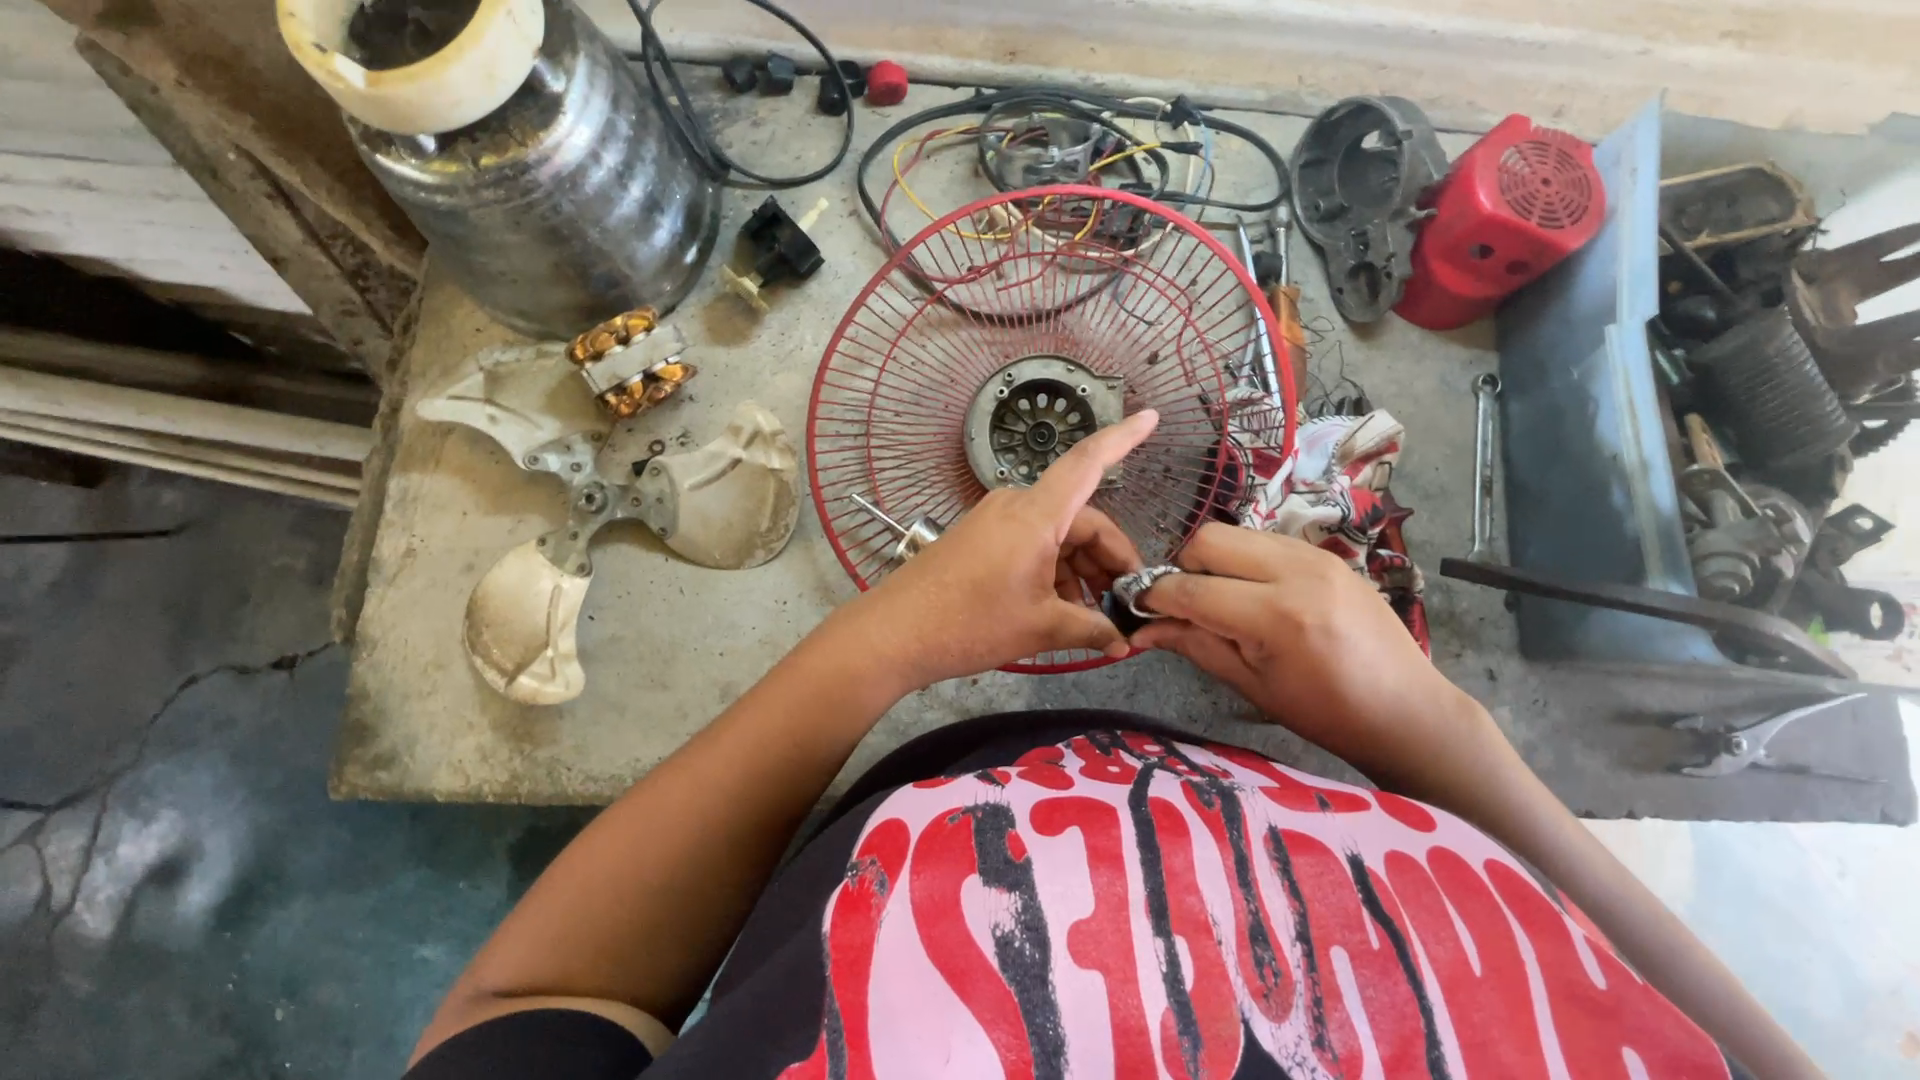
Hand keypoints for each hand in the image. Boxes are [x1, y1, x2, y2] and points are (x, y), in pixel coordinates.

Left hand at [837, 410, 1159, 689]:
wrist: (894, 633)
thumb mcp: (1040, 629)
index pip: (1088, 463)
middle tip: (1124, 604)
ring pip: (1056, 537)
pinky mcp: (980, 539)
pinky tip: (1060, 610)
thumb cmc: (969, 624)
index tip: (1152, 415)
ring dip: (1079, 573)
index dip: (1123, 438)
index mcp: (1036, 515)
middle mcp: (1016, 506)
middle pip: (1080, 519)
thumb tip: (1122, 643)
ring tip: (1091, 619)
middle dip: (1107, 560)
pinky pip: (1031, 546)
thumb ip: (1090, 629)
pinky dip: (1052, 573)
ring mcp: (995, 521)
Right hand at [1130, 523, 1495, 787]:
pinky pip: (1265, 540)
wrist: (1406, 709)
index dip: (1155, 597)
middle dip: (1183, 567)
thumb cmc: (1326, 712)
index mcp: (1276, 616)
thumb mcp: (1251, 685)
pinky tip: (1251, 593)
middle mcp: (1296, 572)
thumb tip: (1142, 630)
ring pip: (1235, 533)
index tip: (1137, 607)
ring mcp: (1315, 556)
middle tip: (1183, 602)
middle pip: (1208, 539)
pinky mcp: (1327, 554)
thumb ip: (1195, 646)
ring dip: (1212, 560)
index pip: (1192, 589)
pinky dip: (1243, 560)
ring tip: (1218, 598)